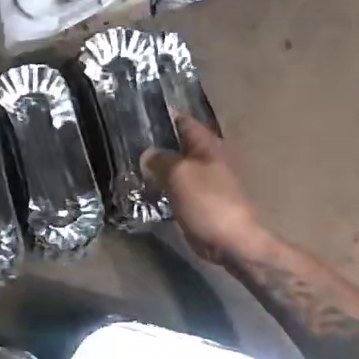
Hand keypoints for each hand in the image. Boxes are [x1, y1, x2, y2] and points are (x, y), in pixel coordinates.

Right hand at [142, 116, 269, 262]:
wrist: (231, 242)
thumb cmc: (208, 201)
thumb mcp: (179, 174)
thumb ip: (160, 160)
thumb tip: (147, 154)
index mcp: (207, 145)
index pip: (184, 122)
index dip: (163, 116)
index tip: (138, 115)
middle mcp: (206, 159)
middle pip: (178, 145)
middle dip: (156, 143)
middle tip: (127, 143)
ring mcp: (203, 182)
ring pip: (175, 168)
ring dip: (157, 167)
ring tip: (130, 165)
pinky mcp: (198, 202)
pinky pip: (176, 188)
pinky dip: (162, 187)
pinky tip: (145, 189)